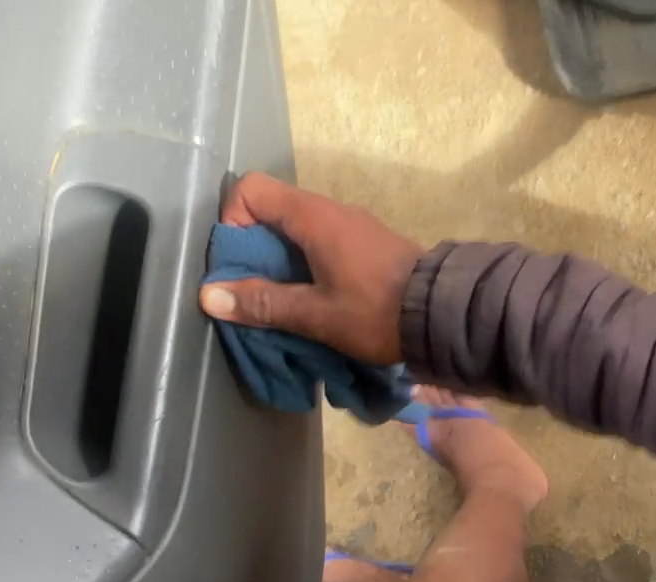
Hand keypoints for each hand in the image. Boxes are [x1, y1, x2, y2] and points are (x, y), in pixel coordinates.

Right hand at [198, 173, 422, 366]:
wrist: (445, 318)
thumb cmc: (378, 314)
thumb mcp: (317, 315)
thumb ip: (265, 304)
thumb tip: (210, 295)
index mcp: (314, 217)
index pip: (252, 189)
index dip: (233, 222)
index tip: (241, 265)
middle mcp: (334, 211)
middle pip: (276, 213)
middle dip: (258, 251)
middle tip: (261, 293)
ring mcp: (358, 227)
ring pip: (304, 232)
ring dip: (288, 263)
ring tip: (290, 303)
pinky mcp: (374, 247)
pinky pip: (330, 246)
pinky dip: (315, 266)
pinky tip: (322, 300)